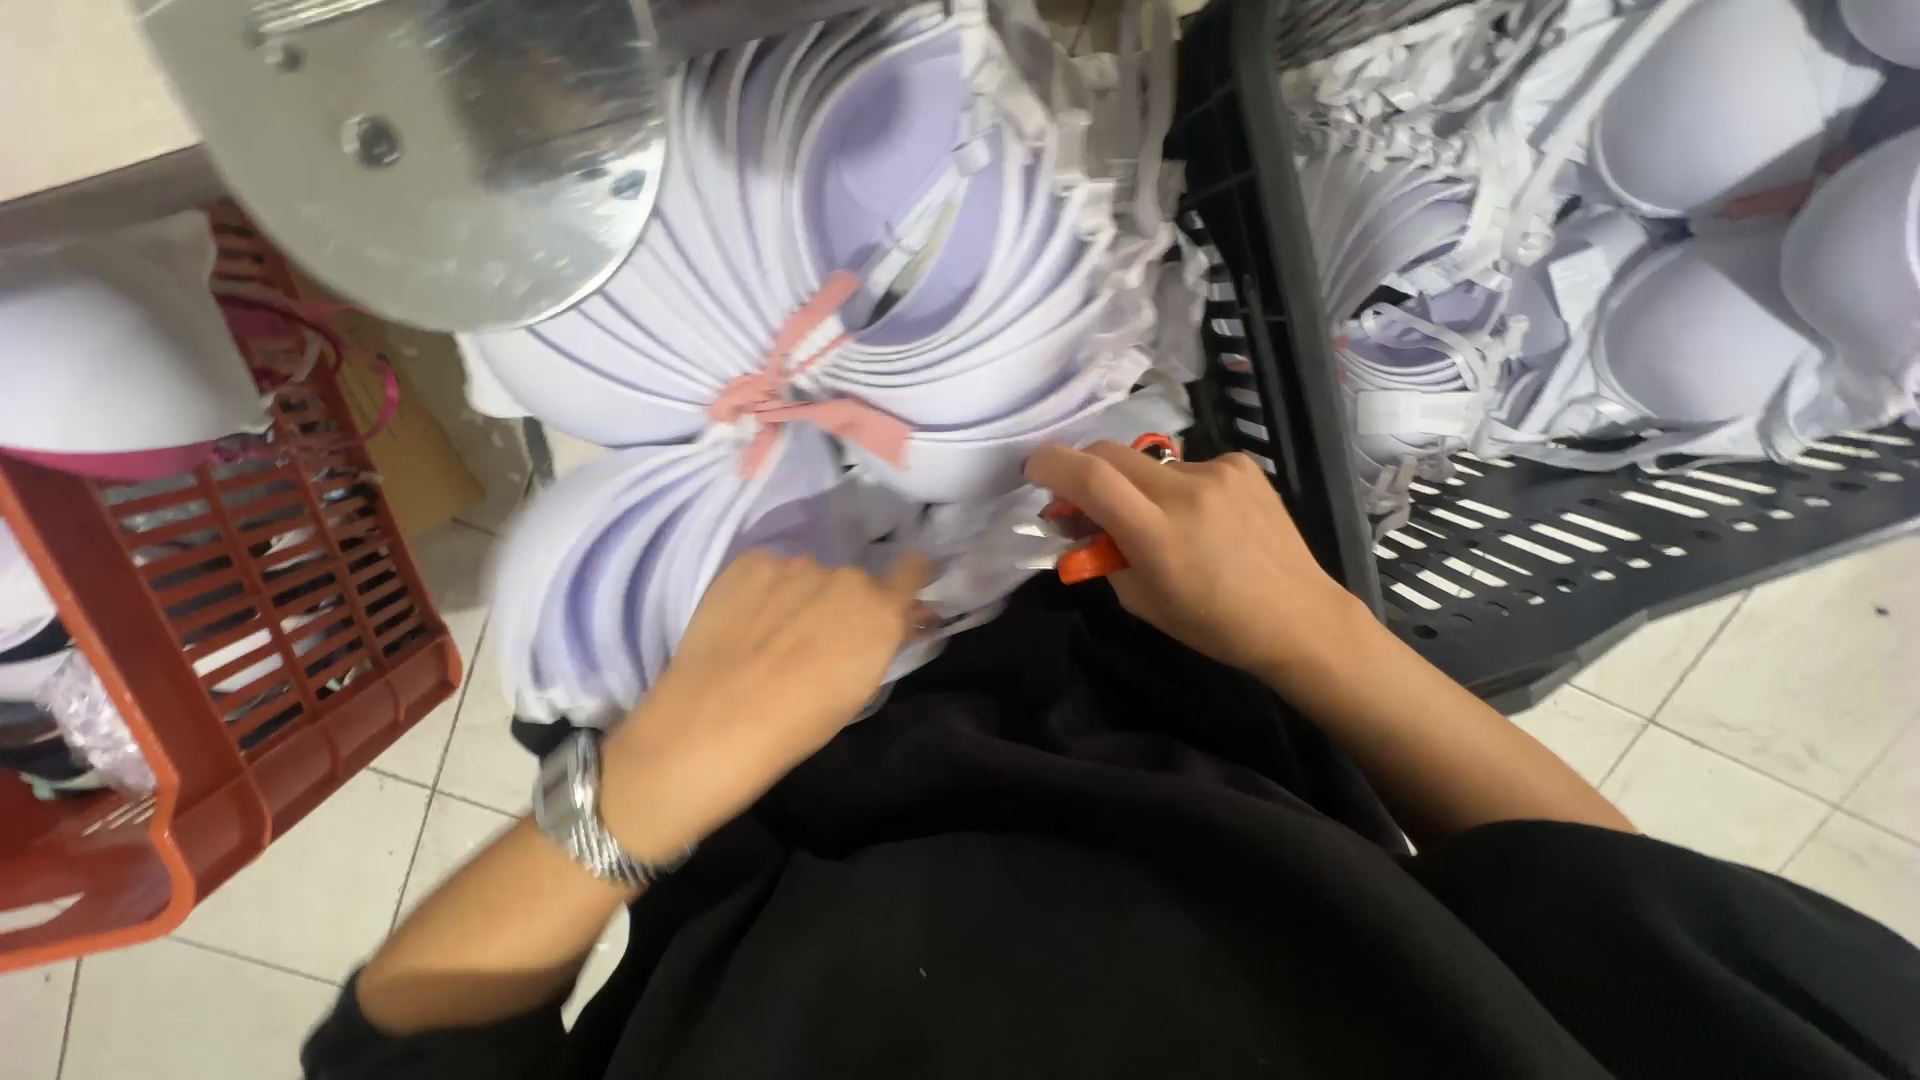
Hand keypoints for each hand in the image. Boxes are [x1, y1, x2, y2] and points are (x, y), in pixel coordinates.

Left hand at [598, 551, 928, 862]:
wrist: (716, 720)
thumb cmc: (799, 723)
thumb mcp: (858, 690)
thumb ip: (880, 644)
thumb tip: (898, 620)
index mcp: (881, 612)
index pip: (912, 571)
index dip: (910, 575)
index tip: (900, 586)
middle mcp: (845, 578)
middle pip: (852, 581)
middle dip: (840, 603)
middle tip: (814, 639)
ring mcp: (795, 566)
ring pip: (806, 576)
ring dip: (798, 596)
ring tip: (768, 637)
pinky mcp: (750, 563)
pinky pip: (767, 572)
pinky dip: (761, 592)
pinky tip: (742, 625)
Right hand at [1025, 442, 1365, 678]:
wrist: (1298, 616)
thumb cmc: (1212, 623)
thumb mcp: (1141, 601)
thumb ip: (1103, 554)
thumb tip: (1078, 523)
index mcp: (1158, 535)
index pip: (1090, 477)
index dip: (1051, 465)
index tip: (1034, 470)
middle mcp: (1186, 492)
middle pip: (1110, 453)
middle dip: (1085, 470)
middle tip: (1085, 500)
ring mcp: (1218, 472)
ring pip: (1149, 463)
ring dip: (1137, 486)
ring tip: (1161, 522)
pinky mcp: (1242, 465)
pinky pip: (1188, 466)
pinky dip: (1177, 487)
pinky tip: (1203, 518)